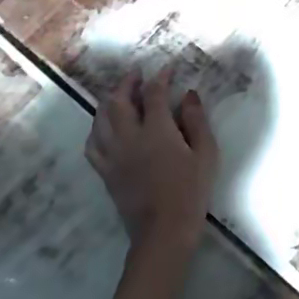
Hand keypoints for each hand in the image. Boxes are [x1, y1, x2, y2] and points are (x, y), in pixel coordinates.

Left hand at [85, 69, 218, 250]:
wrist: (164, 229)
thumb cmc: (192, 190)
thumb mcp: (206, 153)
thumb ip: (197, 121)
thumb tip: (189, 96)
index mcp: (156, 130)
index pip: (154, 94)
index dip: (161, 77)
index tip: (168, 69)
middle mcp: (129, 137)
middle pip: (119, 101)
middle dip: (127, 83)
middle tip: (136, 75)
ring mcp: (113, 155)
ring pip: (101, 119)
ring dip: (109, 102)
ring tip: (118, 95)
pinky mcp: (105, 172)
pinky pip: (92, 144)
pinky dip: (97, 129)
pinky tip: (103, 128)